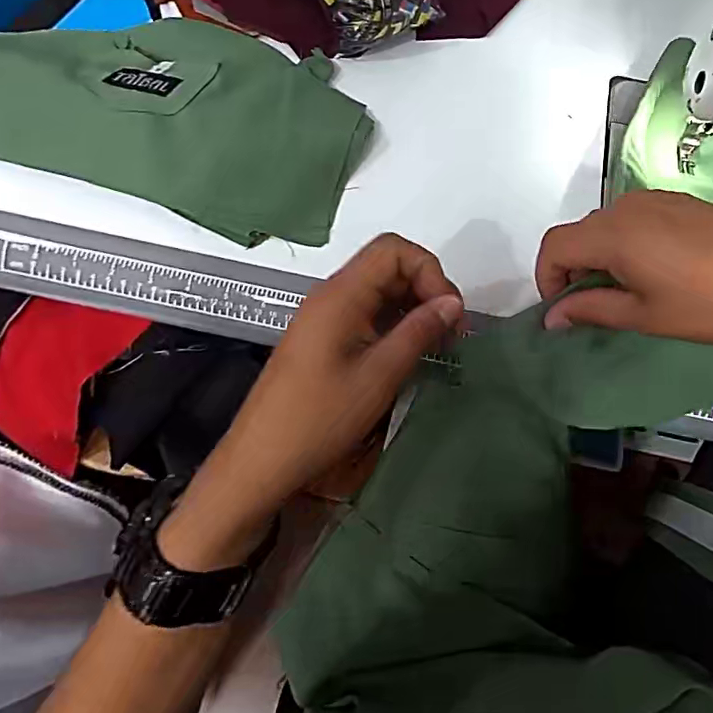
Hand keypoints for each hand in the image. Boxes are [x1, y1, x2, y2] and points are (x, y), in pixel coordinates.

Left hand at [159, 234, 462, 568]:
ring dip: (414, 308)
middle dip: (427, 289)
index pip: (395, 250)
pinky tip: (409, 353)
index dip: (430, 272)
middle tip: (450, 331)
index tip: (448, 313)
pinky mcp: (325, 336)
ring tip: (436, 345)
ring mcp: (326, 315)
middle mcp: (332, 294)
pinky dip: (396, 323)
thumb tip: (452, 303)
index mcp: (341, 294)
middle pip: (390, 265)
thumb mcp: (380, 374)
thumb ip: (419, 331)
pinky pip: (369, 312)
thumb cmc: (318, 419)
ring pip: (382, 289)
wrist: (260, 462)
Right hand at [535, 190, 712, 367]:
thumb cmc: (710, 306)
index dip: (548, 277)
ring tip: (633, 291)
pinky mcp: (684, 202)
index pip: (555, 245)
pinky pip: (639, 217)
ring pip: (610, 223)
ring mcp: (660, 199)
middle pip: (581, 231)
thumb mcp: (644, 316)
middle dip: (576, 267)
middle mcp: (630, 206)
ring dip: (604, 254)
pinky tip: (662, 271)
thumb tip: (554, 316)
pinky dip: (631, 242)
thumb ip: (591, 310)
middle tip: (597, 305)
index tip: (564, 308)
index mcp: (613, 232)